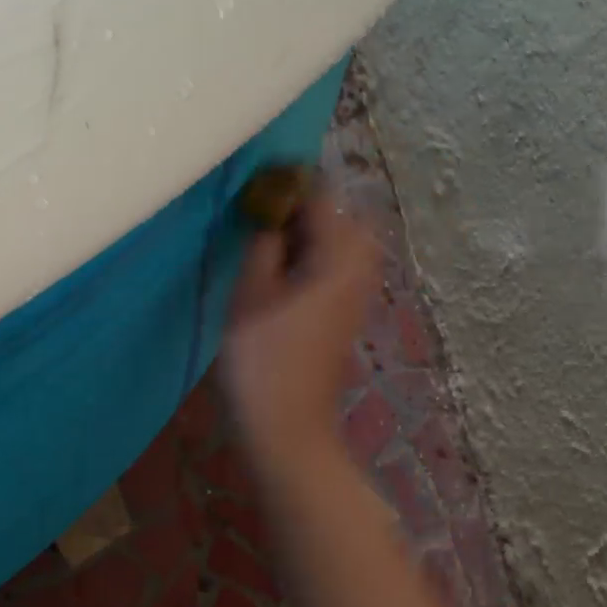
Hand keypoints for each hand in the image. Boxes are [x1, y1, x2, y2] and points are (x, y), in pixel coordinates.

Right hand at [219, 194, 380, 467]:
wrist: (286, 428)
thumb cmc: (262, 360)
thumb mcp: (250, 292)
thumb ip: (261, 240)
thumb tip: (265, 202)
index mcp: (341, 258)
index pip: (320, 193)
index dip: (285, 179)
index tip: (247, 178)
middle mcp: (359, 267)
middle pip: (333, 211)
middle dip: (295, 202)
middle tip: (250, 208)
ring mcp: (354, 290)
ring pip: (330, 236)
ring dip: (297, 227)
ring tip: (255, 233)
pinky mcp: (341, 308)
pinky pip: (327, 259)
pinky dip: (301, 250)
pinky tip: (268, 264)